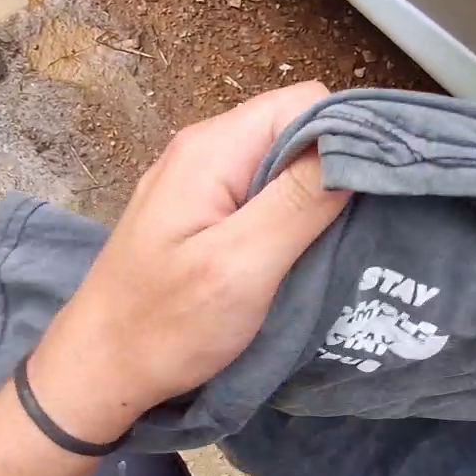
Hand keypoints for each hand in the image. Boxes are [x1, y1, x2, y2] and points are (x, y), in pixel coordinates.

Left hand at [26, 83, 347, 443]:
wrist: (100, 371)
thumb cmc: (164, 325)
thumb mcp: (239, 266)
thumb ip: (296, 203)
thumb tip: (356, 149)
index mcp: (212, 149)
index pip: (304, 103)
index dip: (348, 137)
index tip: (375, 191)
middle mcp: (205, 152)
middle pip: (295, 131)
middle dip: (335, 171)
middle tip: (358, 229)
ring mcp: (200, 184)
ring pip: (282, 168)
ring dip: (315, 201)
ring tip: (333, 248)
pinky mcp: (201, 216)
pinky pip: (261, 198)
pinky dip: (289, 221)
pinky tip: (300, 257)